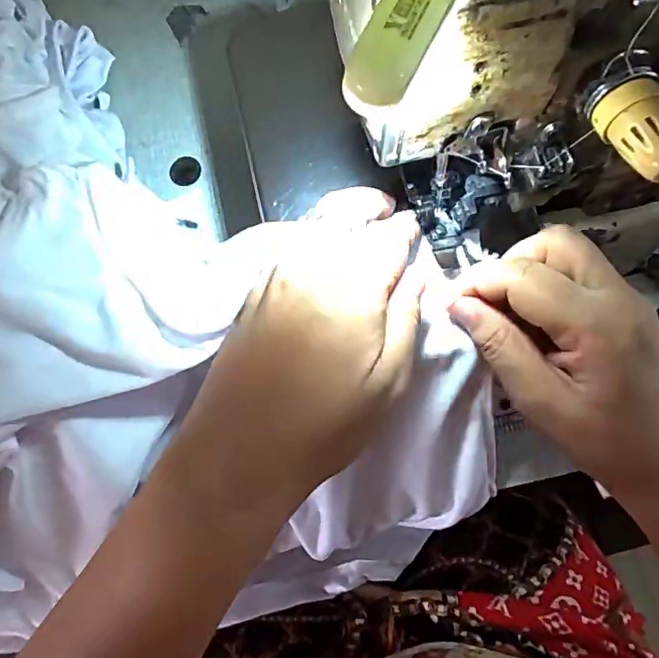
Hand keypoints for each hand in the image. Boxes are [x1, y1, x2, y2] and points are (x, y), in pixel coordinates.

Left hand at [166, 196, 422, 520]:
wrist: (241, 446)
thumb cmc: (326, 423)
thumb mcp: (389, 380)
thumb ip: (407, 318)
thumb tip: (417, 277)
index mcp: (352, 284)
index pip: (388, 237)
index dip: (406, 231)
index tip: (416, 230)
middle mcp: (311, 266)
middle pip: (346, 216)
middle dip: (371, 210)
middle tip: (388, 214)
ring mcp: (275, 275)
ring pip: (313, 225)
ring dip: (340, 218)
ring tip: (360, 224)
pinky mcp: (253, 290)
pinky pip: (289, 245)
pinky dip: (310, 235)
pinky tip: (321, 251)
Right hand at [445, 226, 658, 506]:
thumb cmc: (598, 439)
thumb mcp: (539, 401)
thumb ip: (500, 347)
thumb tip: (460, 305)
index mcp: (596, 323)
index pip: (525, 275)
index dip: (480, 282)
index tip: (452, 305)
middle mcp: (617, 294)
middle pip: (553, 242)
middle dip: (508, 265)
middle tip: (486, 304)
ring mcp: (627, 293)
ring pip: (567, 248)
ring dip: (527, 268)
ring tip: (508, 309)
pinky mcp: (627, 300)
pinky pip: (579, 268)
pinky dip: (547, 279)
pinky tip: (535, 318)